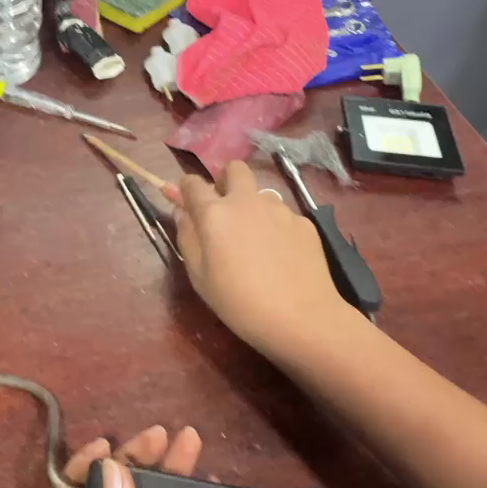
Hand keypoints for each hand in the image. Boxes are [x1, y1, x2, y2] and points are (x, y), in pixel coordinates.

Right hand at [162, 161, 349, 358]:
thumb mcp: (199, 276)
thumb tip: (183, 212)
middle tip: (225, 210)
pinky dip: (277, 228)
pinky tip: (281, 257)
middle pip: (234, 169)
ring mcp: (279, 209)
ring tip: (257, 244)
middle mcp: (246, 201)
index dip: (186, 190)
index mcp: (215, 213)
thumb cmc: (239, 302)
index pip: (192, 183)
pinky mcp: (304, 222)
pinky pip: (283, 216)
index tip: (186, 203)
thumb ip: (187, 237)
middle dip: (225, 180)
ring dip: (253, 207)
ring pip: (261, 194)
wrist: (301, 318)